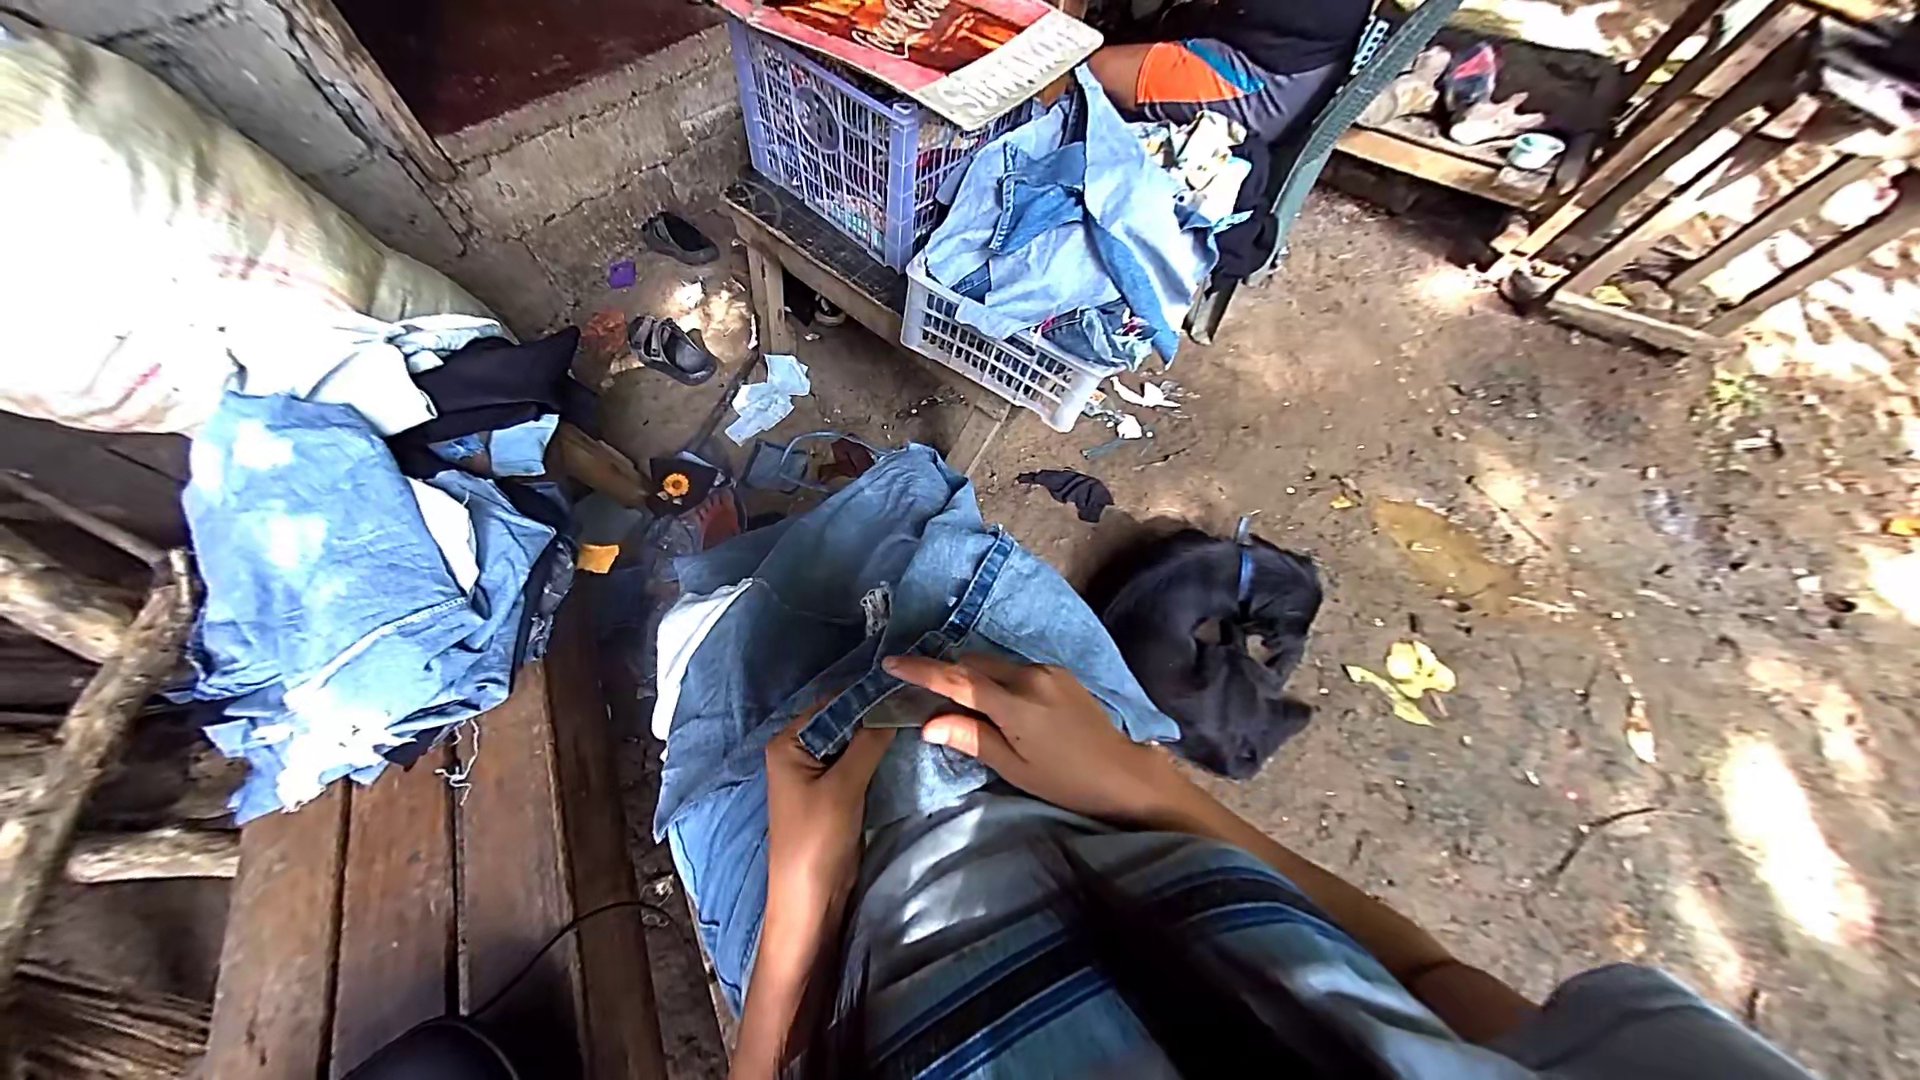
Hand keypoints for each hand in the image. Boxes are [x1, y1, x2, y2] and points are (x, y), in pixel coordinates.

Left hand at [763, 714, 896, 936]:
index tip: (902, 688)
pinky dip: (875, 752)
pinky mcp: (832, 788)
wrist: (811, 900)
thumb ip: (868, 743)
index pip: (831, 705)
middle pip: (841, 721)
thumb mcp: (844, 786)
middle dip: (873, 714)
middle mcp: (798, 750)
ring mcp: (815, 770)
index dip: (865, 697)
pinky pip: (856, 759)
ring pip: (851, 740)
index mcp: (788, 743)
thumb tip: (894, 706)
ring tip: (913, 717)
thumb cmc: (817, 839)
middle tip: (913, 701)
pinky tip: (901, 744)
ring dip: (877, 733)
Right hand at [883, 653, 1199, 827]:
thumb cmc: (1066, 780)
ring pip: (994, 663)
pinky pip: (1014, 667)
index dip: (922, 670)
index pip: (958, 679)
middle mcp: (1029, 675)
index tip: (891, 662)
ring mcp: (1047, 670)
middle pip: (973, 663)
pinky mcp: (1058, 671)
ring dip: (972, 676)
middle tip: (925, 693)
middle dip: (946, 672)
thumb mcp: (1015, 768)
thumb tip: (927, 723)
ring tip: (961, 702)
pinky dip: (995, 678)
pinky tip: (997, 701)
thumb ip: (972, 738)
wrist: (1123, 772)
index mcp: (1016, 703)